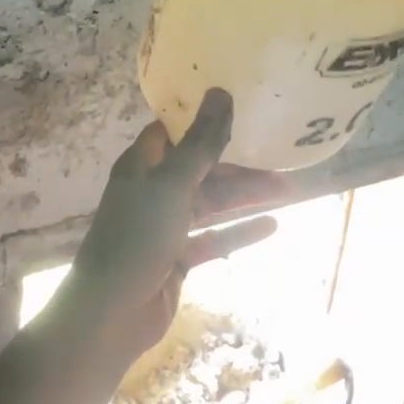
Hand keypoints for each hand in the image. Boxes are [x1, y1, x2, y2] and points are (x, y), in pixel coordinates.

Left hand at [58, 89, 291, 359]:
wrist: (113, 310)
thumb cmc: (137, 236)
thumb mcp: (171, 185)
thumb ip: (200, 144)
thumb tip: (220, 93)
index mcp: (140, 166)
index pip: (172, 131)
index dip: (201, 118)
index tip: (240, 106)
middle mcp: (151, 191)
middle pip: (198, 168)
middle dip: (236, 162)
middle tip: (282, 155)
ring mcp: (164, 227)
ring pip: (210, 204)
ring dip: (244, 196)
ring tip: (289, 187)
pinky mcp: (177, 259)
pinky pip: (213, 239)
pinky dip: (239, 232)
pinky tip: (272, 225)